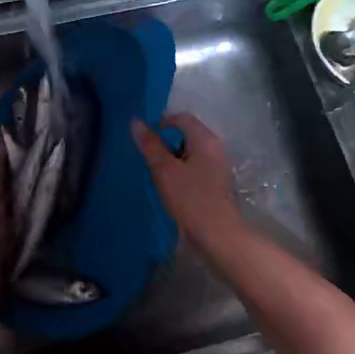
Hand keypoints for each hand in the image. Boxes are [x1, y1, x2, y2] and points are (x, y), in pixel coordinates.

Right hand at [132, 114, 243, 251]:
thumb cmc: (191, 199)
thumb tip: (137, 122)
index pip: (183, 118)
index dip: (162, 121)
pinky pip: (195, 168)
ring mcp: (218, 167)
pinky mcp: (215, 184)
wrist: (218, 235)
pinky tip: (168, 185)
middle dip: (166, 142)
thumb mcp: (165, 171)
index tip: (144, 135)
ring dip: (172, 158)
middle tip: (146, 154)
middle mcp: (215, 148)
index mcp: (206, 140)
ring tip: (154, 171)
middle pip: (187, 134)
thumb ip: (151, 146)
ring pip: (190, 153)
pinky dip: (180, 171)